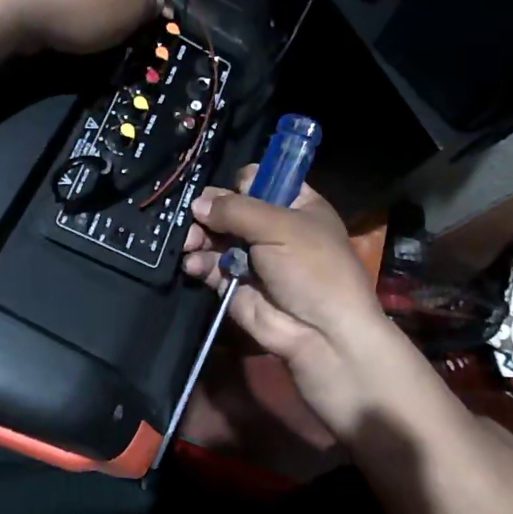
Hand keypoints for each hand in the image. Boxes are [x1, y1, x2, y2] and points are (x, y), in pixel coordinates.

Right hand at [181, 168, 393, 414]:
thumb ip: (236, 210)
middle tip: (195, 216)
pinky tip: (193, 264)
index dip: (241, 183)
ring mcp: (252, 257)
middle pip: (230, 208)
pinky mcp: (235, 284)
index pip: (261, 180)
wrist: (322, 333)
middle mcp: (272, 228)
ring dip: (199, 236)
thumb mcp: (279, 227)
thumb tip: (197, 204)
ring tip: (190, 243)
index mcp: (296, 205)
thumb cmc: (312, 268)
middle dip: (210, 211)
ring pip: (215, 236)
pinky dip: (199, 263)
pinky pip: (210, 266)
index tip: (229, 192)